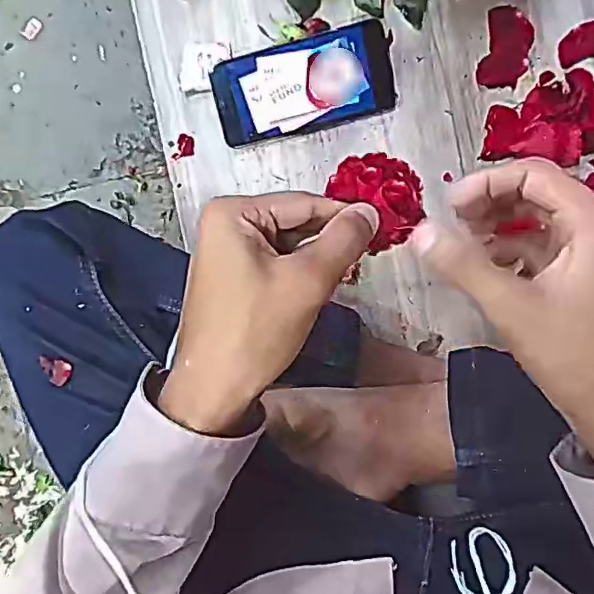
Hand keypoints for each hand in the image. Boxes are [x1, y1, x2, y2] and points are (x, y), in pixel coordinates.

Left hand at [159, 193, 378, 434]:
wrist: (215, 390)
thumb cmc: (252, 333)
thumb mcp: (308, 280)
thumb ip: (343, 240)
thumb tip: (368, 212)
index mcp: (232, 213)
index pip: (304, 203)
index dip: (344, 215)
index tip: (379, 226)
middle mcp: (224, 224)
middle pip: (295, 221)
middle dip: (329, 240)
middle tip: (364, 256)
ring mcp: (227, 251)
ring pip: (289, 243)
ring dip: (317, 259)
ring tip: (341, 277)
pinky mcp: (233, 276)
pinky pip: (277, 262)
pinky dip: (301, 273)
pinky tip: (316, 290)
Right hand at [412, 160, 593, 481]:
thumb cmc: (578, 358)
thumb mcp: (512, 307)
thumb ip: (463, 265)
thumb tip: (421, 233)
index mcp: (592, 220)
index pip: (533, 174)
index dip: (485, 183)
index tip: (450, 206)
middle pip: (535, 192)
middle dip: (489, 203)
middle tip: (452, 224)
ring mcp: (593, 251)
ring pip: (536, 220)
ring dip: (497, 227)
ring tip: (462, 247)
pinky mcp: (584, 275)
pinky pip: (541, 246)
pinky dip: (511, 250)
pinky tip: (485, 270)